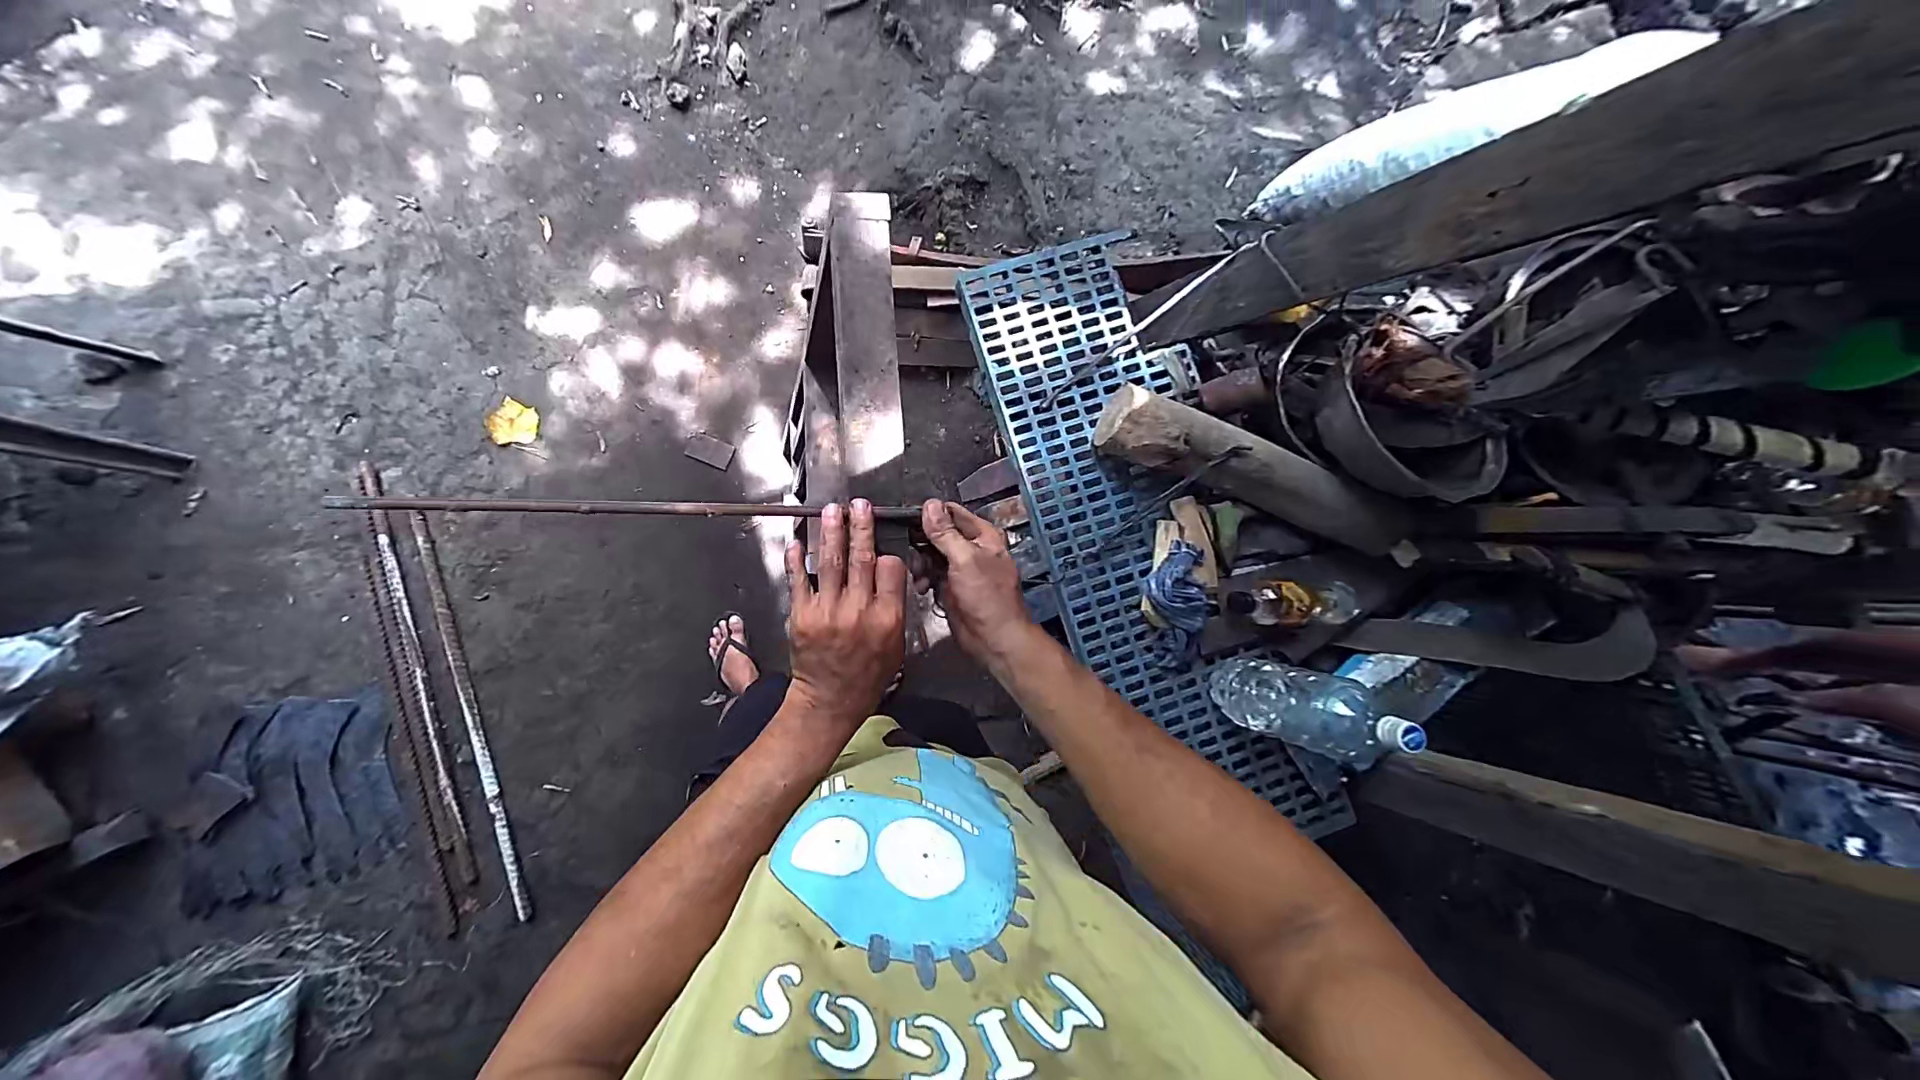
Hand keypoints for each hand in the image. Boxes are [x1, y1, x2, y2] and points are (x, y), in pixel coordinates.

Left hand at [785, 500, 907, 724]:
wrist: (831, 700)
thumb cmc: (867, 674)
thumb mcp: (896, 644)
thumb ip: (894, 607)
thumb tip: (889, 573)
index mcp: (886, 618)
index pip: (890, 569)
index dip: (887, 552)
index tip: (883, 542)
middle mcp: (858, 611)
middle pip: (861, 558)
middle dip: (861, 527)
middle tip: (859, 506)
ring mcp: (827, 612)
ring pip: (831, 562)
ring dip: (832, 532)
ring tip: (832, 511)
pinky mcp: (801, 616)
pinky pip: (799, 580)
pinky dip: (797, 558)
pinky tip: (798, 540)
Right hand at [919, 499, 1032, 662]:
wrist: (994, 638)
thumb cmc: (988, 598)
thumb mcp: (965, 559)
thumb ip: (946, 532)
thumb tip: (930, 505)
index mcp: (983, 535)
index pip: (952, 513)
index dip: (930, 515)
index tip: (909, 522)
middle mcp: (972, 548)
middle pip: (938, 534)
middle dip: (922, 543)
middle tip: (913, 554)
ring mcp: (961, 568)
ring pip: (931, 555)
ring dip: (920, 563)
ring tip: (919, 575)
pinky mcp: (951, 586)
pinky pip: (931, 574)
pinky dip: (923, 578)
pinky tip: (921, 586)